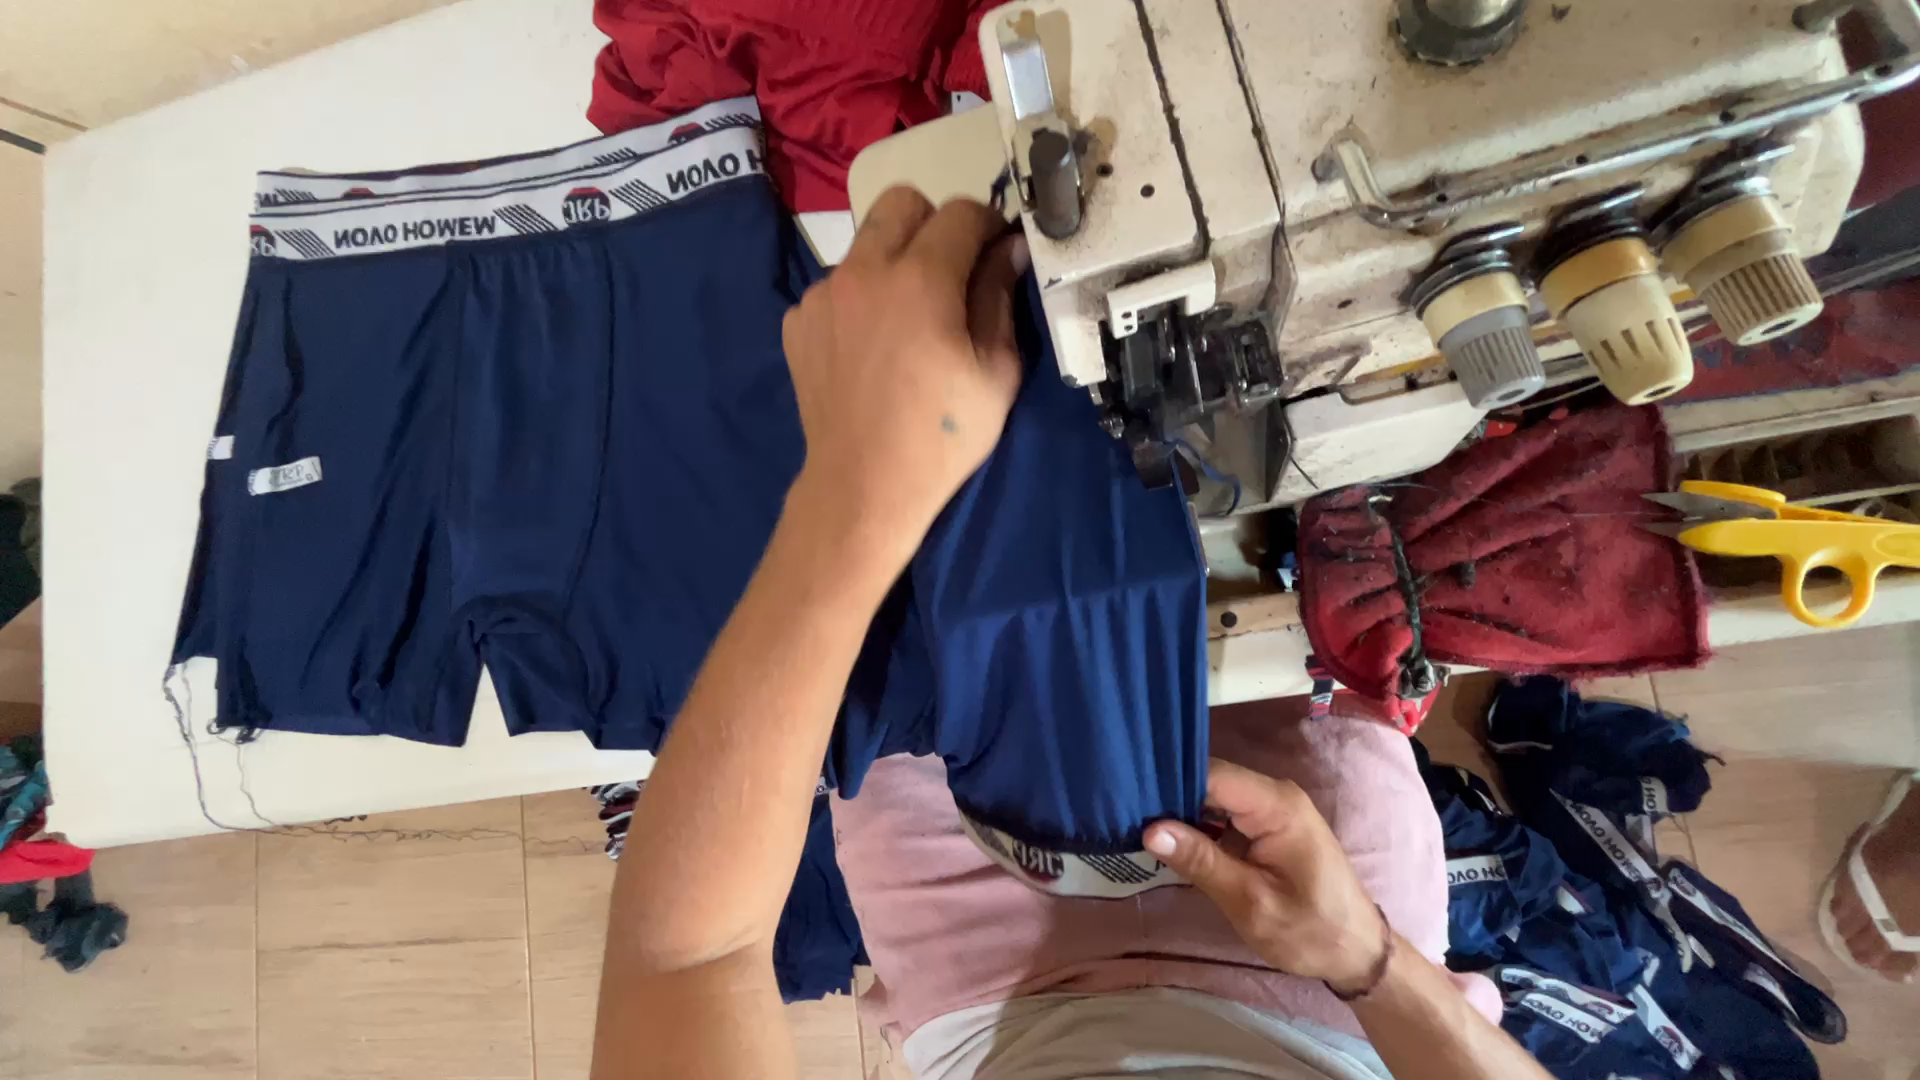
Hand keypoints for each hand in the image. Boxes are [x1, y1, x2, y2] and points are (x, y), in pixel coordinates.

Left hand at [781, 187, 1029, 564]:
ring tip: (906, 320)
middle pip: (902, 201)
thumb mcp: (996, 372)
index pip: (961, 212)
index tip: (997, 254)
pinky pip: (836, 285)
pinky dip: (859, 300)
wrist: (863, 485)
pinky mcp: (798, 322)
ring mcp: (822, 296)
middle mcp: (863, 272)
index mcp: (920, 280)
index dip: (989, 226)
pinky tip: (870, 348)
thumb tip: (1008, 250)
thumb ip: (1000, 297)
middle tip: (951, 272)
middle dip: (935, 224)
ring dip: (893, 262)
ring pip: (865, 245)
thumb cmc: (942, 437)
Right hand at [1145, 759, 1389, 991]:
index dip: (1169, 783)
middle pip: (1208, 778)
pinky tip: (1165, 834)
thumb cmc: (1311, 931)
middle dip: (1168, 795)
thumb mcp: (1251, 903)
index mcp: (1276, 805)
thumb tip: (1149, 829)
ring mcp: (1269, 805)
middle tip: (1125, 813)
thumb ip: (1201, 862)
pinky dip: (1194, 820)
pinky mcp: (1264, 821)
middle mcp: (1273, 793)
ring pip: (1210, 792)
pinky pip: (1220, 808)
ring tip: (1135, 820)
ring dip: (1178, 809)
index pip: (1210, 774)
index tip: (1129, 798)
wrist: (1359, 954)